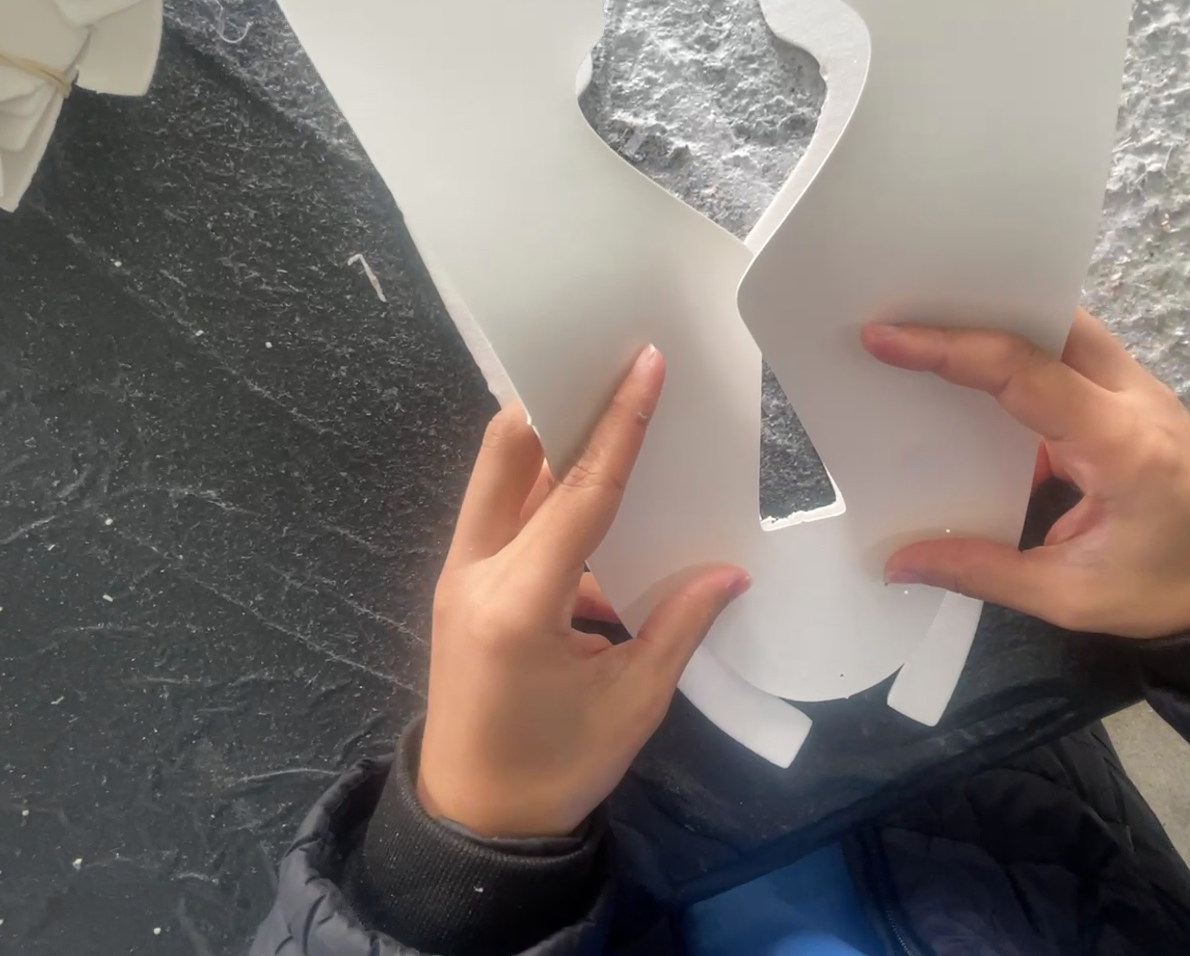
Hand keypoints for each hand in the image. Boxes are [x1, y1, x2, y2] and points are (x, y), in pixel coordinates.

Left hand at [418, 346, 750, 837]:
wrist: (473, 824)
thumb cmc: (556, 769)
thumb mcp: (632, 703)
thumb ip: (680, 625)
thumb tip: (731, 572)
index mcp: (518, 605)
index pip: (580, 492)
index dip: (619, 426)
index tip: (643, 365)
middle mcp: (476, 573)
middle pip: (504, 455)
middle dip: (551, 401)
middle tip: (601, 365)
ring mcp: (458, 575)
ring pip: (495, 476)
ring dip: (542, 436)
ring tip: (592, 402)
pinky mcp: (461, 584)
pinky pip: (499, 510)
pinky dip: (537, 481)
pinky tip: (577, 478)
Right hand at [862, 312, 1189, 640]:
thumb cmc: (1173, 588)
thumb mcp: (1072, 597)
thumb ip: (981, 572)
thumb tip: (897, 561)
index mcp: (1120, 444)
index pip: (1023, 373)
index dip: (946, 349)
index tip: (882, 336)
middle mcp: (1132, 396)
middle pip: (1049, 321)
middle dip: (973, 308)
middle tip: (902, 310)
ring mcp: (1137, 388)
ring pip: (1062, 323)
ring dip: (998, 316)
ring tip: (926, 324)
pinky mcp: (1128, 395)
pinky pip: (1068, 348)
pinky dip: (1018, 341)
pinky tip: (974, 364)